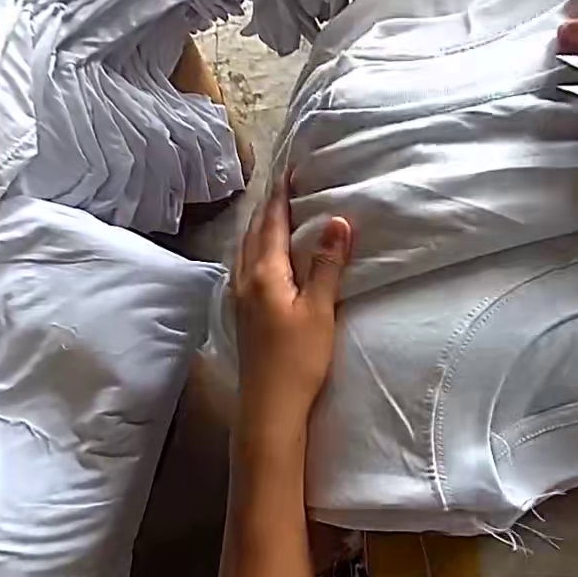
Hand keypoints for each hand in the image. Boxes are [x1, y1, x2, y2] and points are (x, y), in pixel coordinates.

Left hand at [235, 173, 353, 437]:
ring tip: (276, 212)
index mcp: (264, 274)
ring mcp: (240, 297)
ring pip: (246, 248)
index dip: (283, 196)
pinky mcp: (242, 312)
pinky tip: (264, 254)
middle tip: (284, 184)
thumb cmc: (299, 358)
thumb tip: (338, 222)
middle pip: (254, 232)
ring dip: (260, 226)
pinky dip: (257, 247)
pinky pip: (245, 265)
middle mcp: (245, 279)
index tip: (290, 170)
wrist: (270, 406)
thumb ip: (328, 266)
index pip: (273, 224)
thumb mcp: (320, 310)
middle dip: (269, 206)